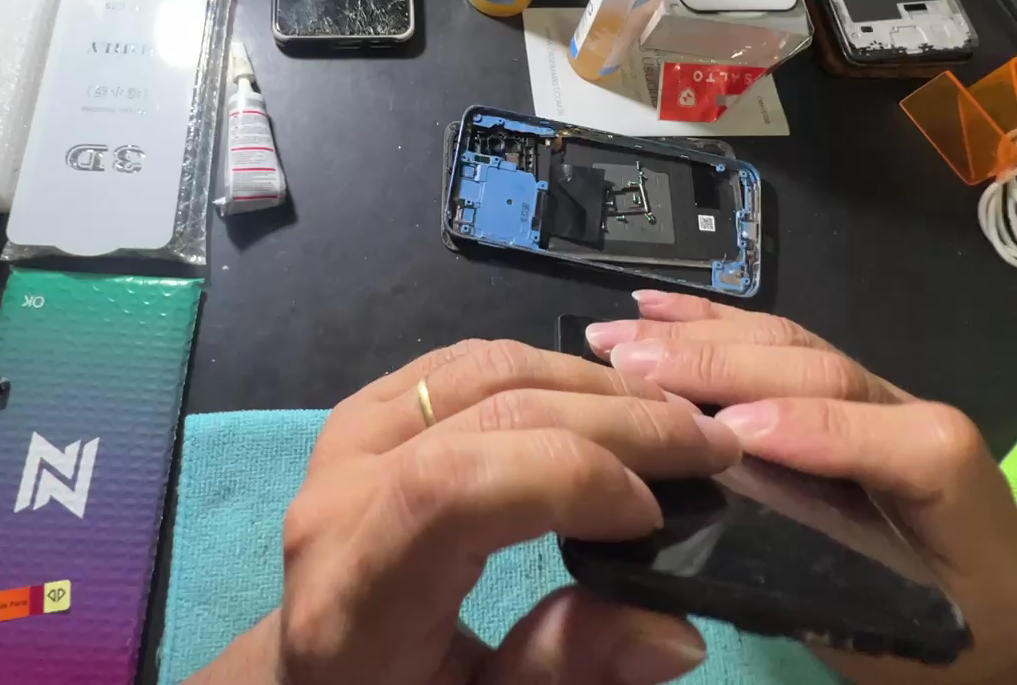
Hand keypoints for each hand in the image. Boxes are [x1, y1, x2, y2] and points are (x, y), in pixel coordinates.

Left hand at [190, 339, 743, 684]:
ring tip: (665, 413)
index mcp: (352, 584)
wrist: (309, 660)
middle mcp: (340, 485)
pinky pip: (464, 362)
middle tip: (707, 442)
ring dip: (586, 383)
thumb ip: (564, 670)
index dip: (567, 476)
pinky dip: (540, 368)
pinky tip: (593, 393)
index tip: (658, 513)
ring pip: (483, 367)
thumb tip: (674, 626)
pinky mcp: (368, 405)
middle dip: (612, 420)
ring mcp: (350, 431)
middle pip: (485, 412)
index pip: (453, 488)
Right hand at [587, 291, 1016, 684]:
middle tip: (636, 366)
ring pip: (794, 344)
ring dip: (700, 336)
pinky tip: (652, 307)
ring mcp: (878, 396)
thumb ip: (814, 582)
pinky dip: (708, 319)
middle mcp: (925, 433)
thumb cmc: (915, 646)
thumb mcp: (878, 639)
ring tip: (622, 340)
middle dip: (729, 366)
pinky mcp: (834, 381)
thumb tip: (702, 505)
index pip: (921, 449)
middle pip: (835, 374)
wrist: (957, 625)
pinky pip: (772, 338)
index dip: (829, 428)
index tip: (733, 430)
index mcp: (976, 522)